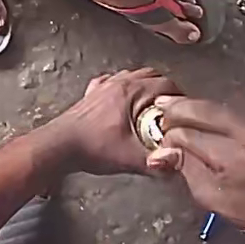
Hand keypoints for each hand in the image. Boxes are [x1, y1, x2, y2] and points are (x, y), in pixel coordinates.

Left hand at [46, 68, 182, 176]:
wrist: (58, 147)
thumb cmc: (92, 148)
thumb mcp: (132, 159)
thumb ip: (158, 163)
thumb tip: (177, 167)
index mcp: (131, 92)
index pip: (167, 85)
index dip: (180, 99)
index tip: (185, 113)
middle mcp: (118, 83)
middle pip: (152, 76)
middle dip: (165, 92)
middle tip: (171, 111)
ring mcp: (102, 87)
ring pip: (132, 76)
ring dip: (145, 87)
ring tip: (152, 107)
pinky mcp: (90, 95)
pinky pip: (111, 82)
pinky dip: (122, 88)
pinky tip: (123, 102)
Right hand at [146, 98, 244, 227]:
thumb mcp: (210, 196)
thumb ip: (184, 169)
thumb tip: (158, 153)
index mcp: (236, 158)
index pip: (191, 135)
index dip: (171, 138)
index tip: (161, 145)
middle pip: (206, 111)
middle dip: (179, 109)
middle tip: (158, 108)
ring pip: (218, 107)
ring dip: (193, 107)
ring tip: (170, 108)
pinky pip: (230, 112)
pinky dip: (209, 111)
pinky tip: (195, 113)